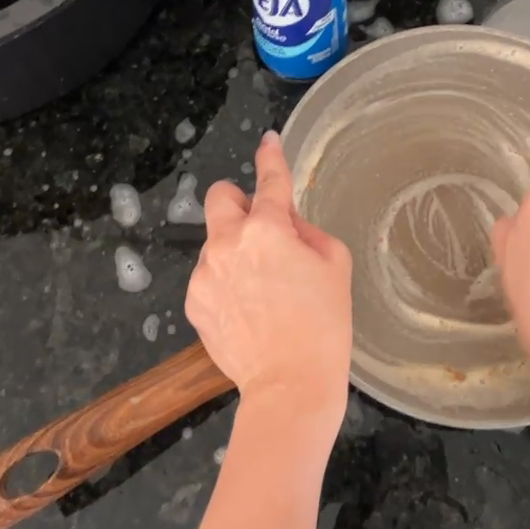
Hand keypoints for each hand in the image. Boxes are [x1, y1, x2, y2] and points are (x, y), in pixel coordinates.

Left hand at [187, 131, 352, 427]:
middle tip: (260, 226)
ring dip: (235, 250)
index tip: (268, 142)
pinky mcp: (193, 302)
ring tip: (263, 290)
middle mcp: (227, 243)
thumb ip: (308, 231)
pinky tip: (248, 311)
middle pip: (218, 196)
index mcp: (267, 228)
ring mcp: (205, 274)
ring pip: (215, 242)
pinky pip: (210, 276)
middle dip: (238, 201)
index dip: (270, 156)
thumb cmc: (324, 324)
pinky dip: (226, 283)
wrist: (290, 387)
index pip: (269, 179)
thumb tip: (287, 223)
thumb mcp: (335, 265)